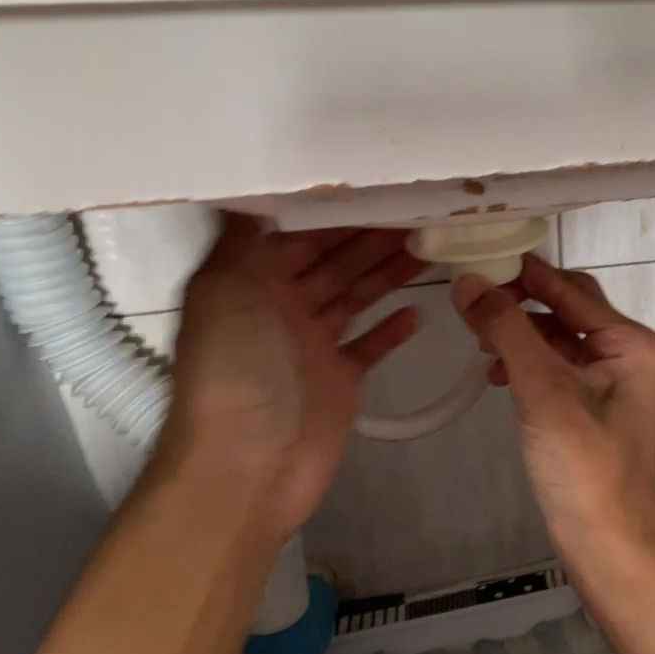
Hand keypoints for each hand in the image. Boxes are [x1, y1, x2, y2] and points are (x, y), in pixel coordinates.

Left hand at [162, 215, 424, 536]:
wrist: (249, 464)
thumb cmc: (236, 370)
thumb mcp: (226, 290)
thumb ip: (245, 239)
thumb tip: (253, 189)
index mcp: (250, 283)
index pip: (299, 235)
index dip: (337, 214)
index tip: (380, 190)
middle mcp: (280, 308)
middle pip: (332, 262)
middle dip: (370, 239)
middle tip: (419, 214)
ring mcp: (312, 346)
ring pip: (355, 297)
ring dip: (387, 275)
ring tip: (428, 250)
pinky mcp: (339, 380)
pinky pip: (368, 346)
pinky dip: (390, 330)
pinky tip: (417, 312)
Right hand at [451, 255, 654, 551]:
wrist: (607, 543)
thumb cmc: (583, 466)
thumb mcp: (543, 391)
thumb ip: (508, 330)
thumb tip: (468, 281)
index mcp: (629, 341)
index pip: (569, 288)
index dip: (524, 271)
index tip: (477, 251)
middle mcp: (626, 352)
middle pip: (566, 308)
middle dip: (519, 301)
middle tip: (469, 295)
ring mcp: (611, 381)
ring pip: (557, 338)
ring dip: (519, 332)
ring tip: (476, 335)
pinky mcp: (591, 407)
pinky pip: (554, 367)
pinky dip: (525, 362)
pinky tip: (495, 373)